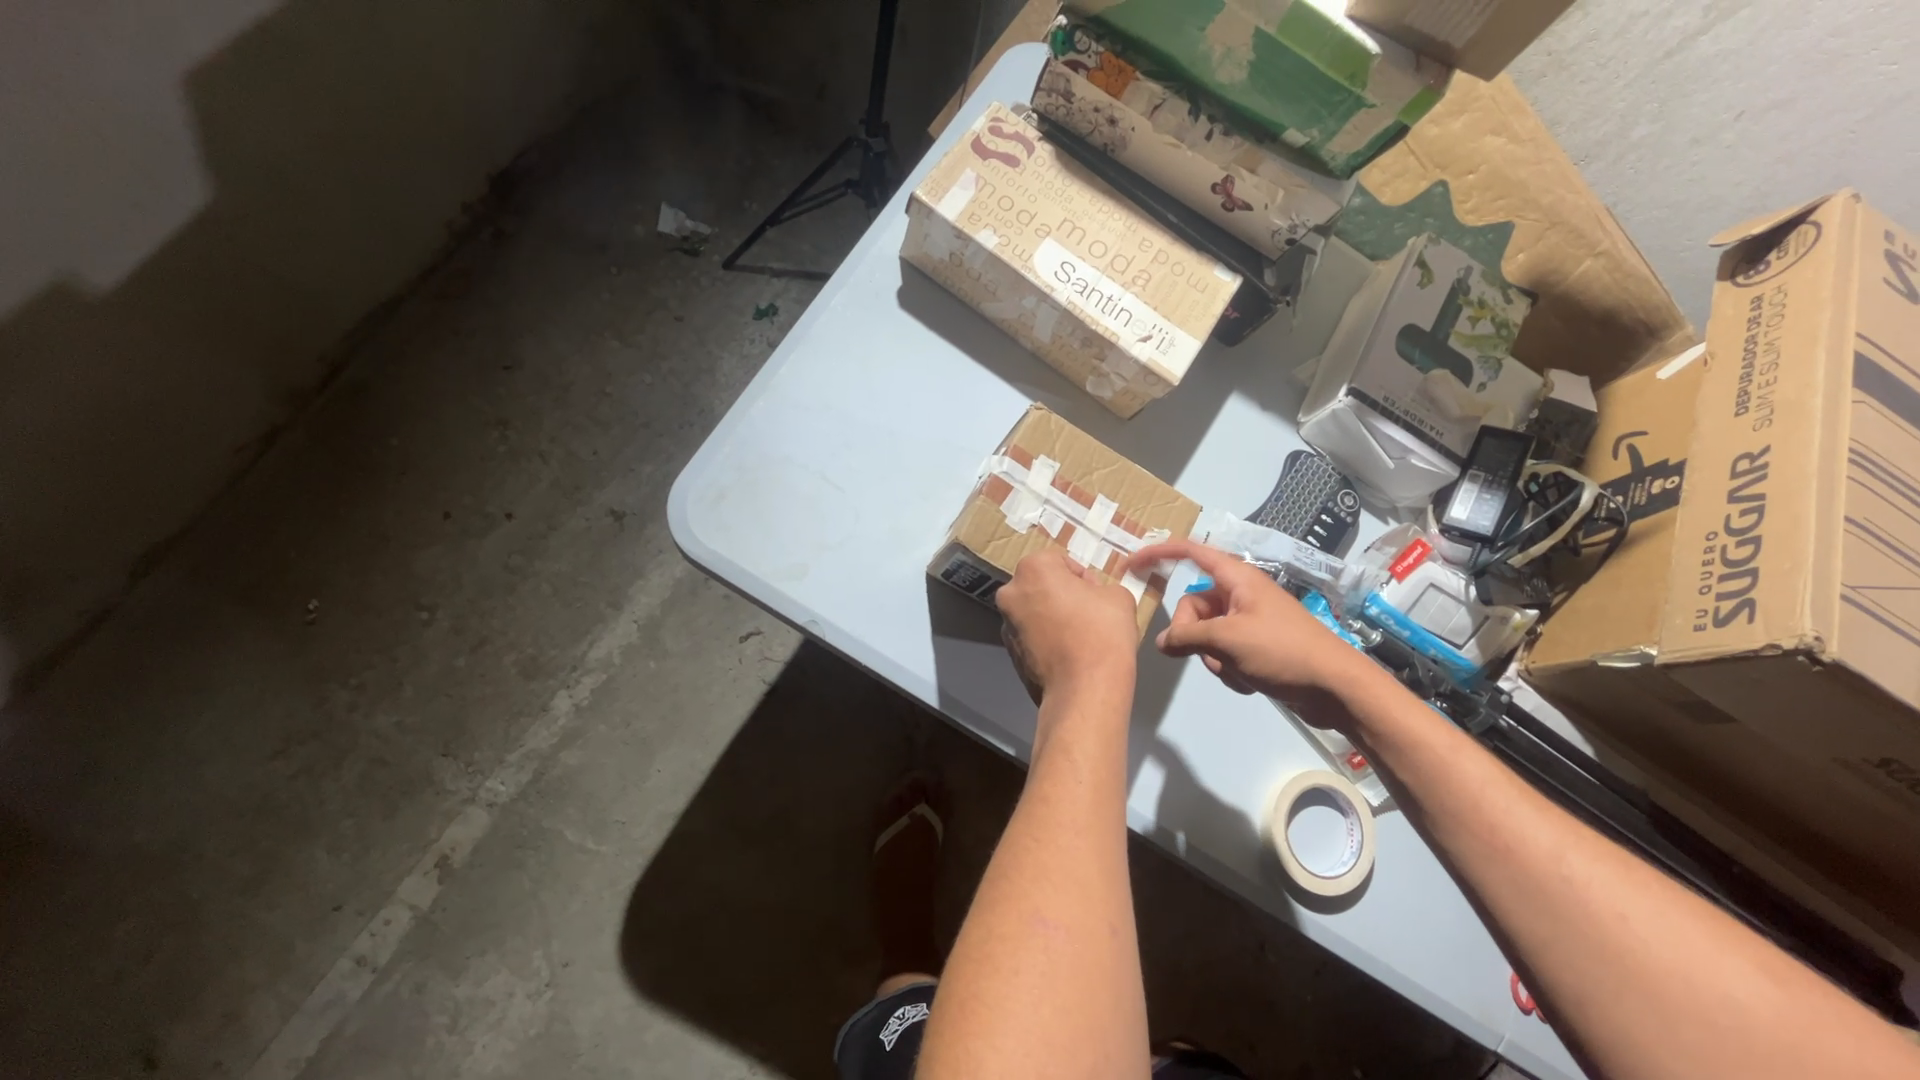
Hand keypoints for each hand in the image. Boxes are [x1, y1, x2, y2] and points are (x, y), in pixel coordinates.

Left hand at [995, 551, 1138, 705]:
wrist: (1084, 689)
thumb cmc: (1102, 632)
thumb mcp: (1118, 596)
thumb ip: (1102, 587)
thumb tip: (1092, 598)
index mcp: (1032, 569)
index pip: (1060, 561)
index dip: (1083, 577)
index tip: (1097, 596)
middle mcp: (1010, 594)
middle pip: (1041, 587)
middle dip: (1062, 596)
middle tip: (1089, 614)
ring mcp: (1006, 626)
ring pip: (1034, 613)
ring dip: (1052, 618)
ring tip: (1079, 638)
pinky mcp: (1010, 655)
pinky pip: (1032, 638)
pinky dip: (1046, 641)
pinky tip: (1068, 655)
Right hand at [1127, 540, 1376, 724]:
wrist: (1334, 687)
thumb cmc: (1283, 651)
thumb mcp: (1227, 640)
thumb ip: (1188, 637)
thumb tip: (1162, 643)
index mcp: (1238, 579)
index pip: (1191, 553)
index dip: (1159, 553)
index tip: (1131, 564)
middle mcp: (1241, 596)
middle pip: (1194, 605)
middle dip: (1193, 633)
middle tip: (1207, 652)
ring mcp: (1249, 622)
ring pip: (1207, 635)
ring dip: (1213, 657)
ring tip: (1238, 670)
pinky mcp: (1256, 648)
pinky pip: (1224, 654)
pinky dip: (1229, 669)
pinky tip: (1250, 680)